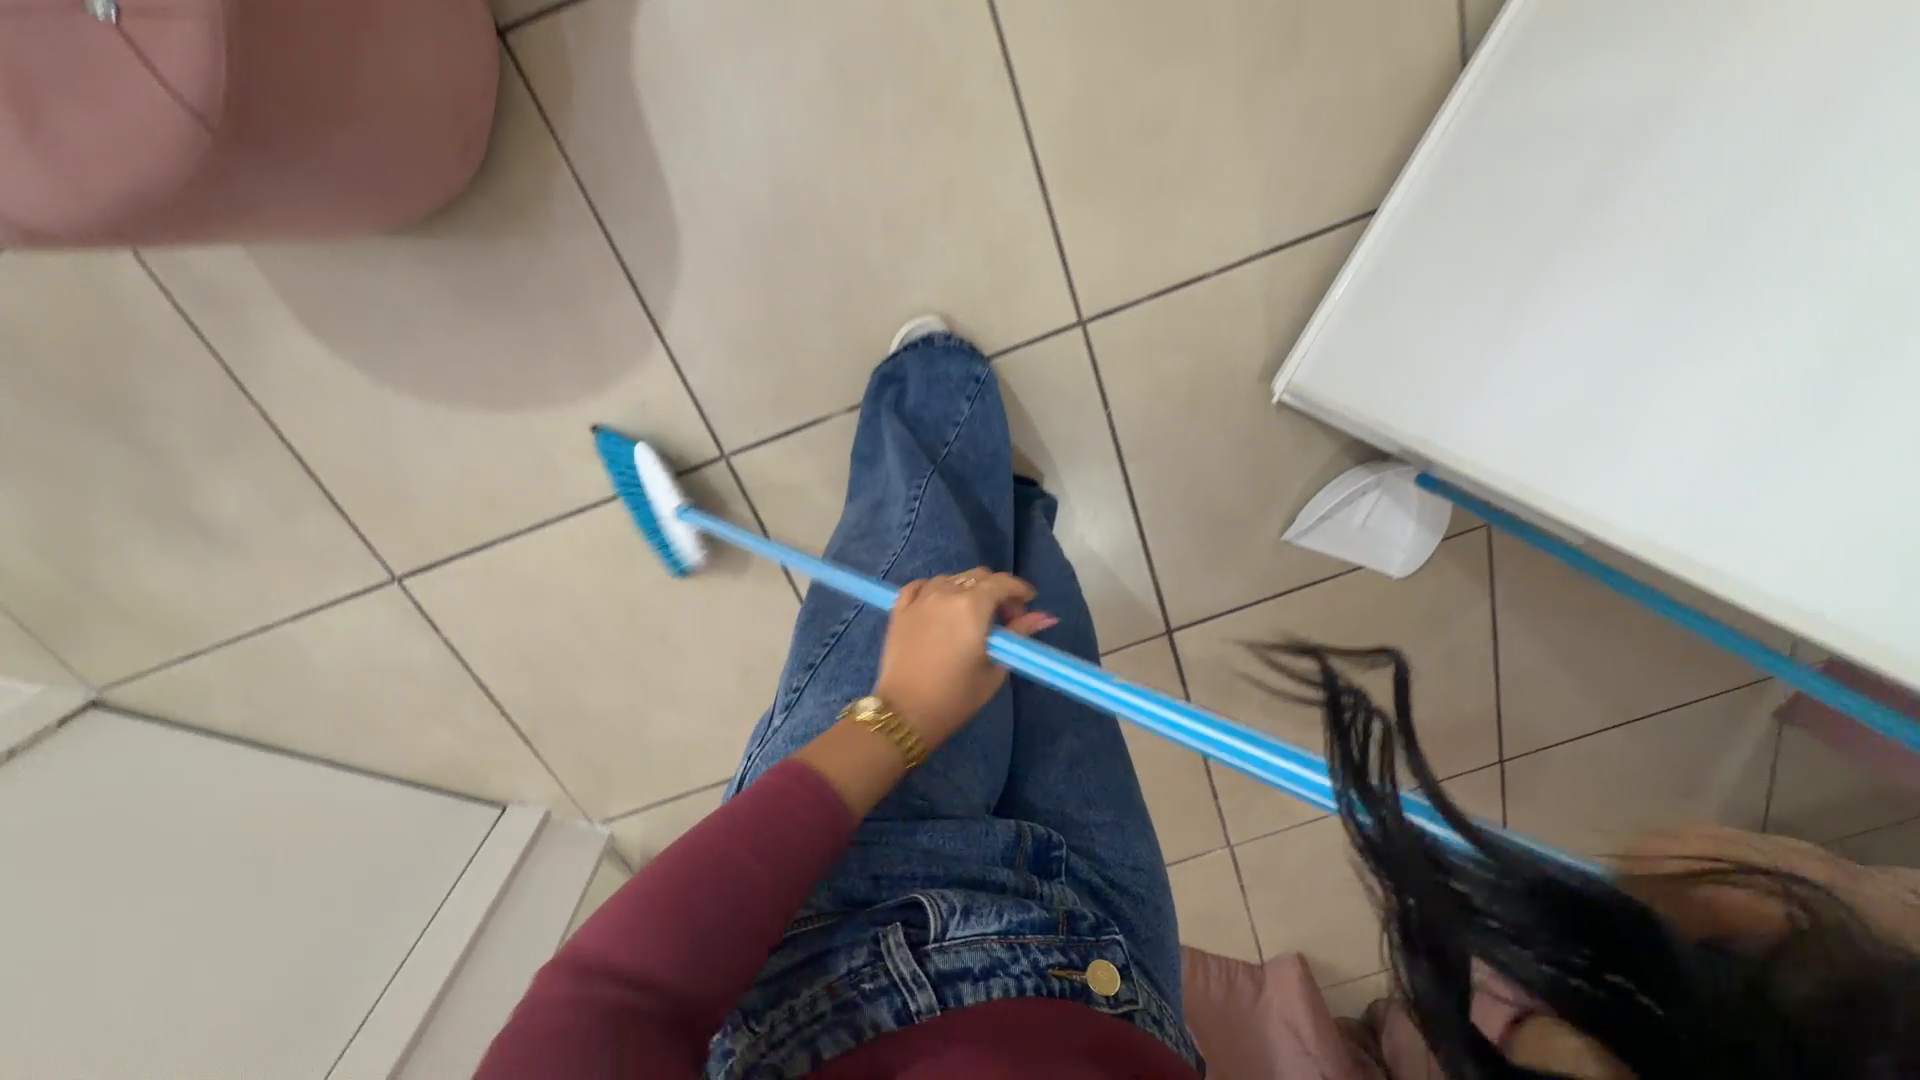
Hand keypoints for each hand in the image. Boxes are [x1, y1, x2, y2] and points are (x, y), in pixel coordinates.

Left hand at [872, 568, 1056, 748]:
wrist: (905, 713)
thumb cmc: (956, 696)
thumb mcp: (995, 668)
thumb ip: (1019, 635)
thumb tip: (1046, 617)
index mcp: (972, 606)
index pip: (1002, 583)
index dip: (1019, 590)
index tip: (1028, 604)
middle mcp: (945, 594)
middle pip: (977, 577)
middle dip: (996, 591)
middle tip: (1003, 618)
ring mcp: (919, 599)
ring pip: (950, 579)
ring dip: (966, 591)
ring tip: (971, 617)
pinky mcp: (899, 610)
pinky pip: (920, 586)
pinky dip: (935, 590)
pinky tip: (940, 607)